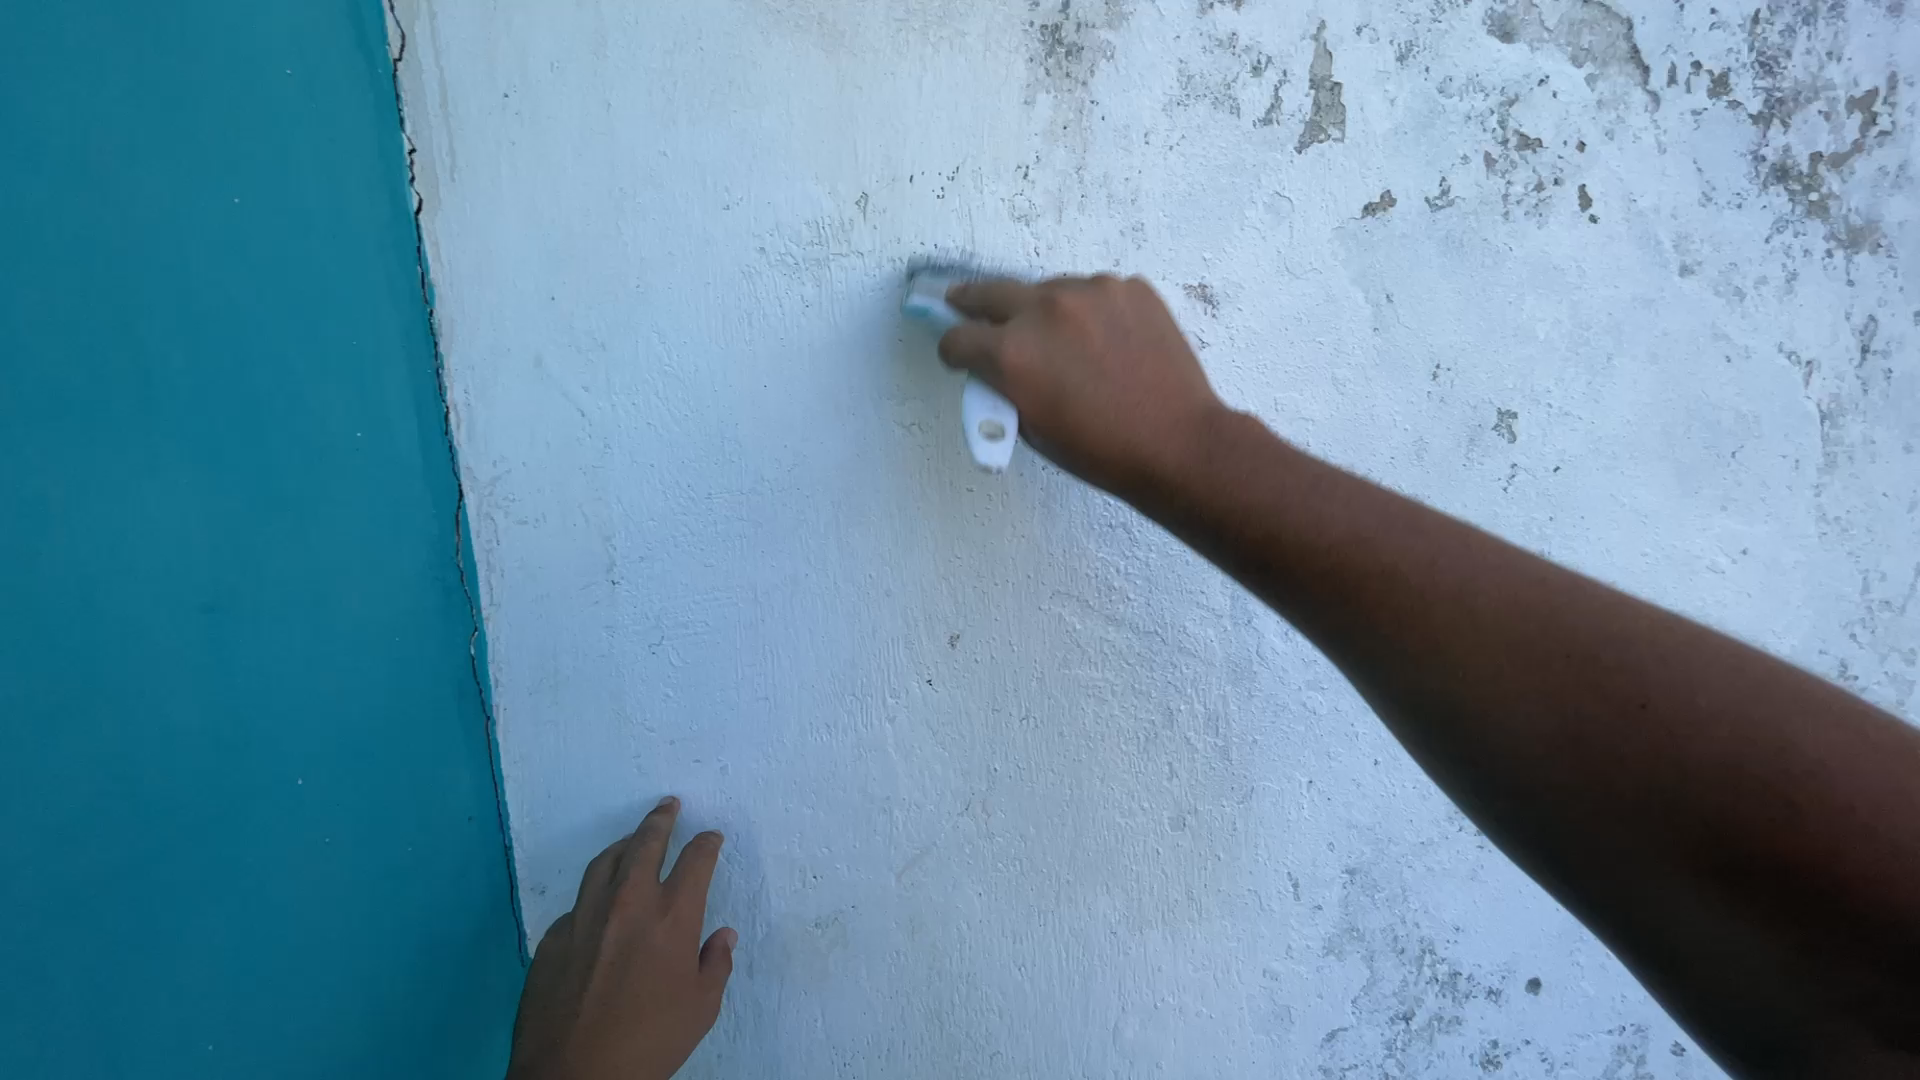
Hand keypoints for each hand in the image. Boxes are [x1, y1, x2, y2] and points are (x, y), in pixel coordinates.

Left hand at [507, 797, 735, 1079]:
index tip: (712, 838)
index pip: (697, 859)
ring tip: (631, 839)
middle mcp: (629, 903)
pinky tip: (597, 906)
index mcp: (673, 915)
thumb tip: (721, 936)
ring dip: (623, 845)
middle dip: (661, 819)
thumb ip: (715, 964)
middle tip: (668, 805)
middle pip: (646, 842)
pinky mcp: (552, 940)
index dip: (707, 843)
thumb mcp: (701, 1008)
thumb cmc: (649, 1042)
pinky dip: (593, 895)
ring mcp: (585, 917)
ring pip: (604, 862)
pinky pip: (577, 905)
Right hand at [939, 275, 1226, 497]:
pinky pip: (1092, 293)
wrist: (1176, 442)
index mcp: (1012, 354)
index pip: (958, 338)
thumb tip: (997, 366)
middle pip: (989, 292)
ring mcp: (1090, 291)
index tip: (959, 356)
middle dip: (970, 303)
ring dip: (1040, 310)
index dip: (953, 352)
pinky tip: (1105, 343)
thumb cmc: (1100, 451)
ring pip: (1047, 290)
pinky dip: (1088, 312)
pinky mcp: (1129, 287)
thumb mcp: (1032, 429)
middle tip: (960, 303)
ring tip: (1061, 340)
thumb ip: (1005, 387)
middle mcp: (1045, 310)